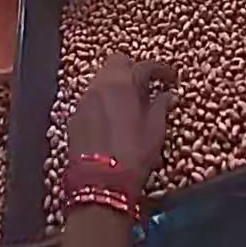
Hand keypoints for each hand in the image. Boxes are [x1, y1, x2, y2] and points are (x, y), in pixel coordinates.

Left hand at [66, 53, 175, 179]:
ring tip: (128, 102)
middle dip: (132, 69)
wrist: (98, 183)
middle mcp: (102, 84)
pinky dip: (103, 101)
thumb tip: (169, 95)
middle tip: (145, 85)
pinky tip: (111, 118)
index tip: (171, 78)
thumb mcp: (155, 130)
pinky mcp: (74, 116)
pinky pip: (91, 99)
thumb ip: (161, 106)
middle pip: (117, 63)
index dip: (161, 70)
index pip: (146, 66)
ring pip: (101, 79)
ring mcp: (85, 99)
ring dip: (115, 84)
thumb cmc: (134, 153)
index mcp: (125, 83)